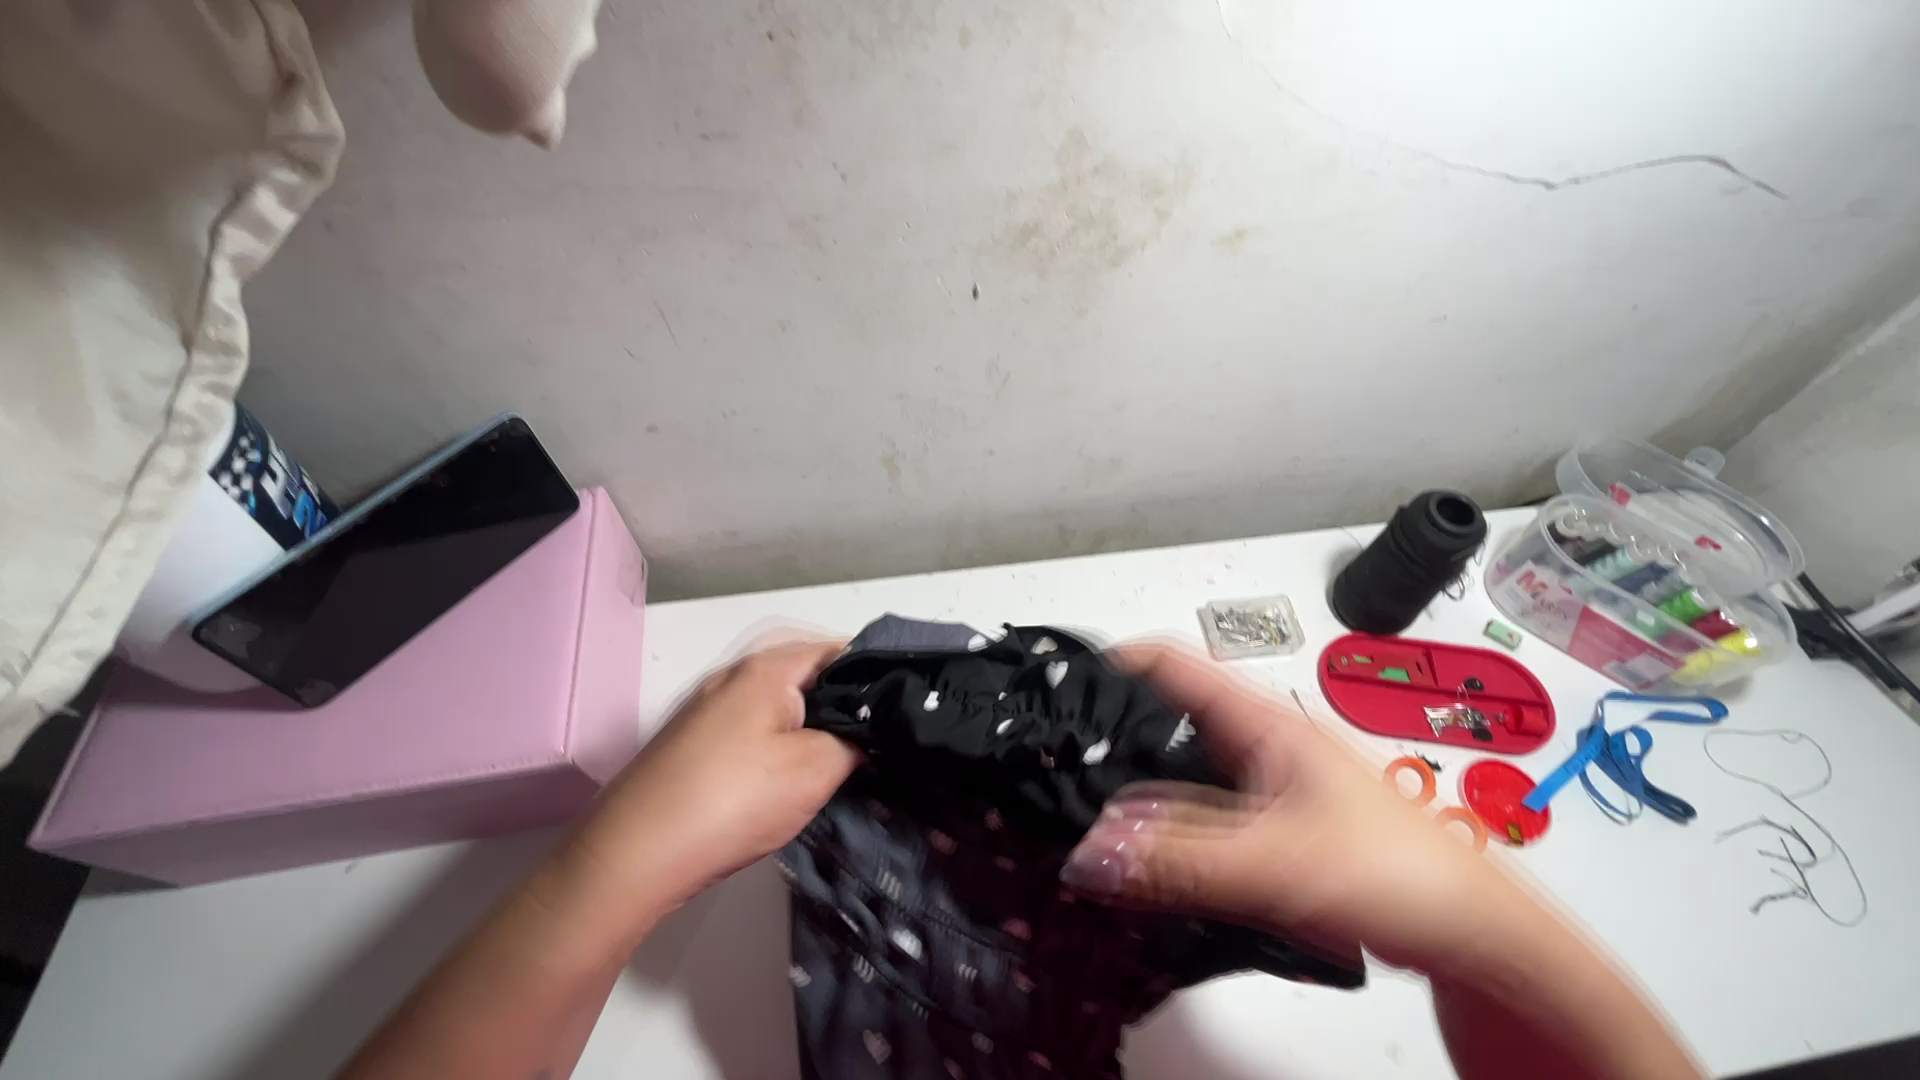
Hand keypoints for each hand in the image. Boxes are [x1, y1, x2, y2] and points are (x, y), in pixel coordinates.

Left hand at [563, 641, 860, 919]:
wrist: (632, 857)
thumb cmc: (732, 799)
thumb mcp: (815, 769)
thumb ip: (856, 741)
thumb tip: (871, 732)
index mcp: (768, 668)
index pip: (842, 650)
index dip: (882, 677)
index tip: (909, 712)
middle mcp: (736, 677)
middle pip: (812, 680)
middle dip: (850, 711)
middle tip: (884, 747)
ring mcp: (711, 712)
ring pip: (785, 711)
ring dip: (817, 735)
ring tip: (850, 770)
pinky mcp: (697, 746)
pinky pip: (759, 735)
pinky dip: (786, 751)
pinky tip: (799, 785)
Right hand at [1059, 644, 1521, 972]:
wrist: (1473, 938)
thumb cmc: (1408, 874)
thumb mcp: (1275, 861)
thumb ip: (1179, 860)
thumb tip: (1094, 852)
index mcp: (1266, 723)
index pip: (1178, 661)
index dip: (1121, 658)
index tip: (1071, 675)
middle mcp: (1264, 744)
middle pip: (1171, 717)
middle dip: (1117, 730)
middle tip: (1067, 752)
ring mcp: (1268, 787)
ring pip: (1184, 773)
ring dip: (1139, 789)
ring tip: (1090, 808)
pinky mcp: (1273, 828)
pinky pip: (1201, 818)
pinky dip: (1165, 831)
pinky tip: (1145, 858)